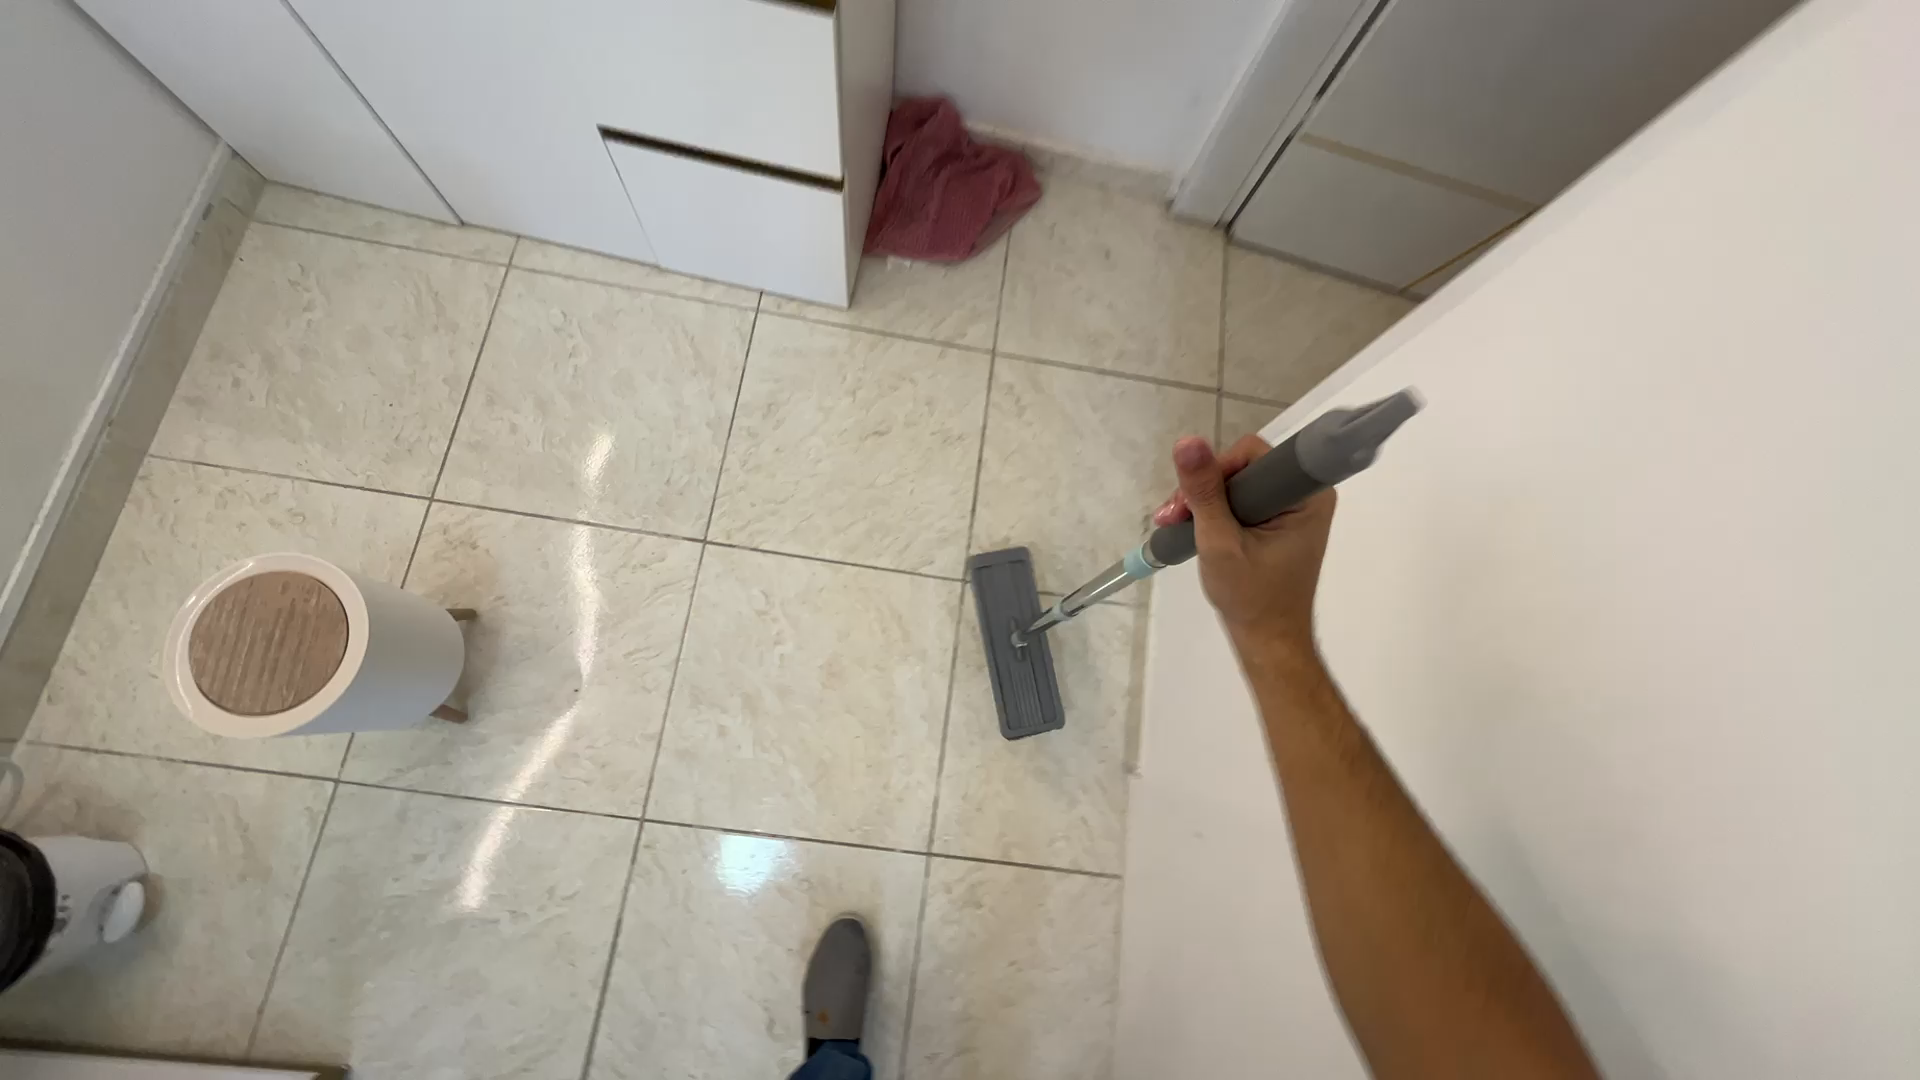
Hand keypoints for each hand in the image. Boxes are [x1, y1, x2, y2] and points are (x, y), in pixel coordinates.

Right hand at [1152, 435, 1335, 656]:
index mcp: (1306, 495)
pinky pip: (1238, 500)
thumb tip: (1187, 442)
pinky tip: (1185, 526)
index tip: (1193, 499)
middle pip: (1241, 467)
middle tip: (1172, 517)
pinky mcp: (1275, 521)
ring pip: (1235, 484)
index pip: (1253, 455)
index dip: (1218, 469)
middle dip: (1202, 489)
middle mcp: (1303, 494)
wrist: (1266, 640)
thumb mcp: (1220, 543)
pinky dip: (1211, 512)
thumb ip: (1205, 492)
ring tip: (1170, 525)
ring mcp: (1289, 508)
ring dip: (1200, 501)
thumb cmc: (1250, 597)